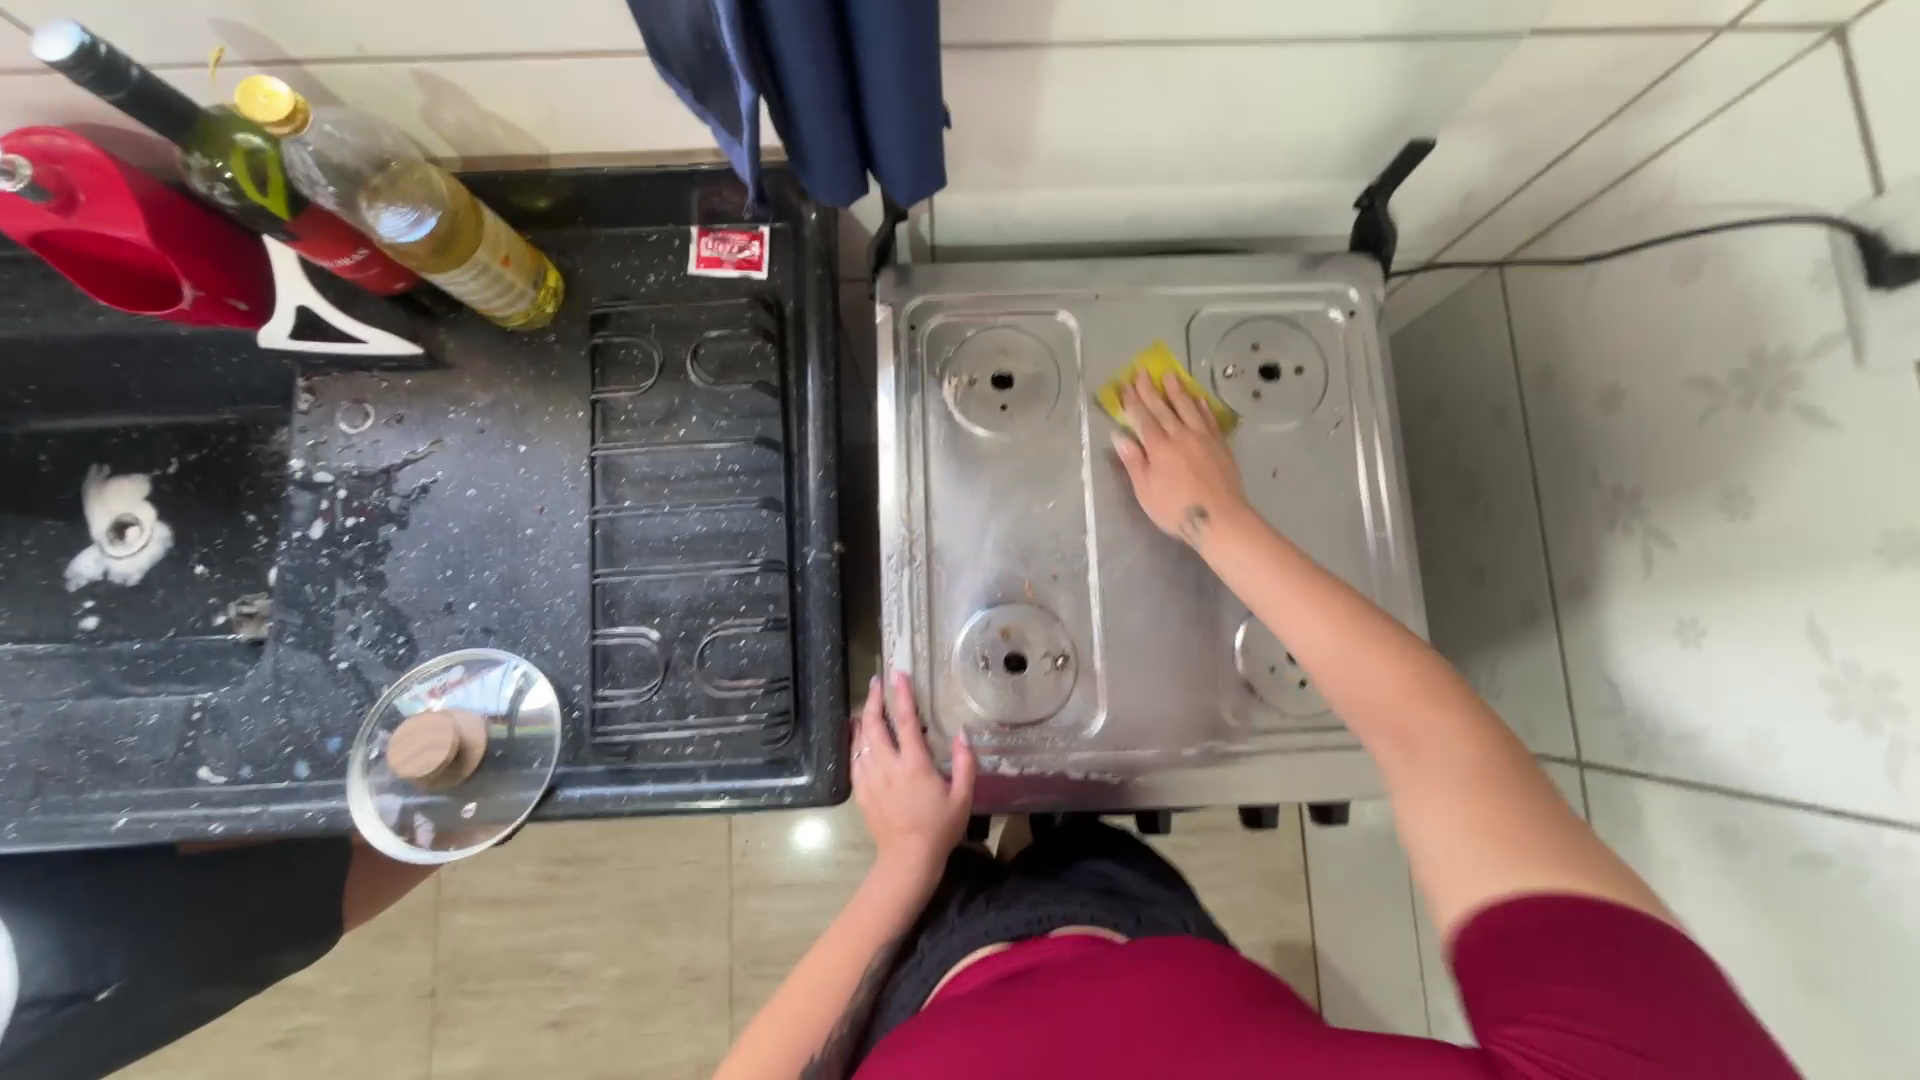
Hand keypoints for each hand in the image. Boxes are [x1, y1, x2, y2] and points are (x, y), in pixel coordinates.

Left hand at [851, 672, 976, 878]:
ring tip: (865, 703)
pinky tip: (856, 735)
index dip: (902, 695)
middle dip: (873, 699)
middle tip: (876, 682)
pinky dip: (854, 742)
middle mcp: (888, 766)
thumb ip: (965, 763)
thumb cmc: (940, 828)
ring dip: (861, 718)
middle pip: (873, 725)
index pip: (905, 721)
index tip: (898, 675)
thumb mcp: (963, 797)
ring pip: (859, 740)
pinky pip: (853, 760)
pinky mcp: (861, 792)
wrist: (908, 859)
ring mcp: (870, 779)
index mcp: (914, 765)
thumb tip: (962, 734)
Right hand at [1112, 368, 1248, 547]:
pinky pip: (1209, 418)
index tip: (1125, 385)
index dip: (1133, 401)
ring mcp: (1203, 438)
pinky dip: (1202, 406)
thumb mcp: (1145, 490)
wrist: (1219, 518)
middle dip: (1150, 389)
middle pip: (1163, 408)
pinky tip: (1198, 398)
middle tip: (1142, 371)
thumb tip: (1119, 436)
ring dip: (1177, 390)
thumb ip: (1134, 461)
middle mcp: (1180, 435)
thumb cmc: (1175, 509)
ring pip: (1188, 408)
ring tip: (1170, 375)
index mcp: (1159, 447)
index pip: (1143, 418)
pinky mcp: (1220, 444)